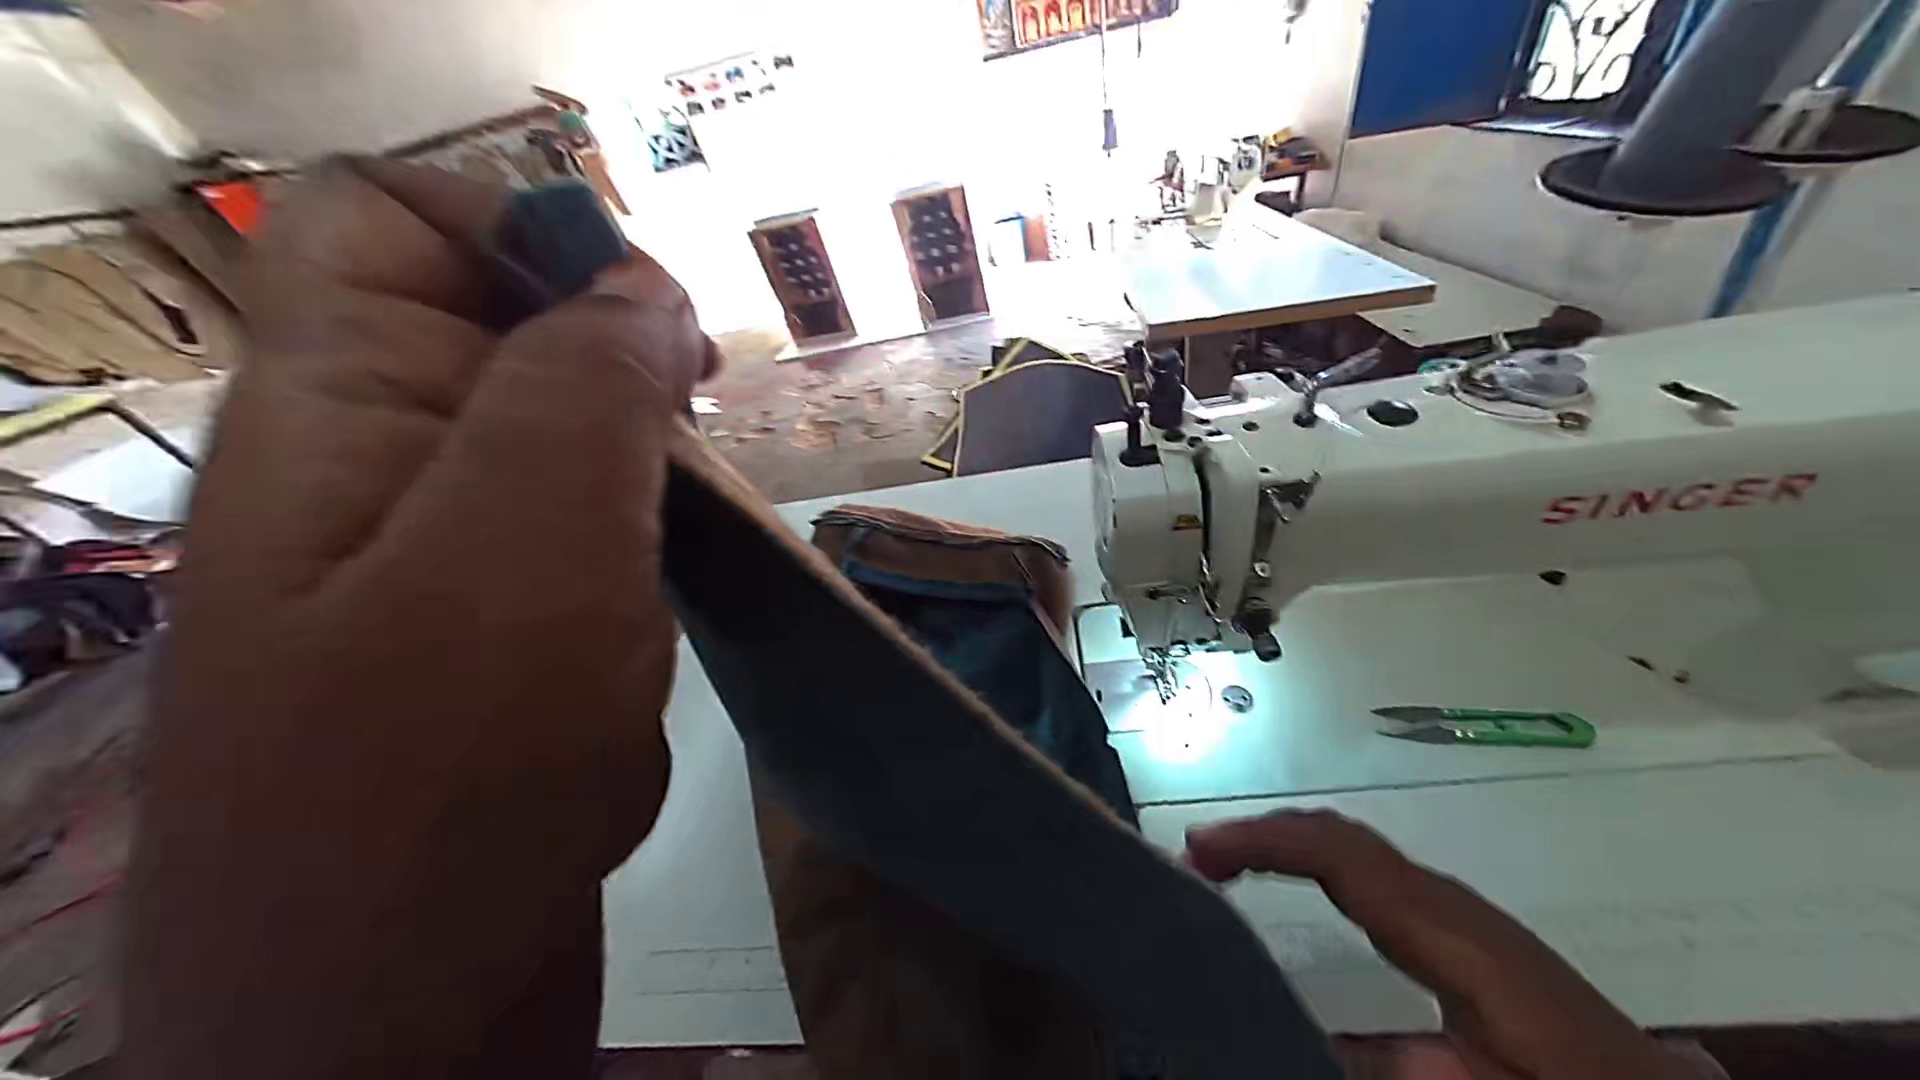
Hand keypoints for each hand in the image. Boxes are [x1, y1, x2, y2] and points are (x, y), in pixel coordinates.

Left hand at [123, 161, 710, 1079]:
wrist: (416, 988)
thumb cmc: (456, 764)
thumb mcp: (528, 544)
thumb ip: (581, 389)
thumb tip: (642, 290)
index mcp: (337, 409)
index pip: (390, 215)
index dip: (522, 228)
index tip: (647, 317)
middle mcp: (377, 456)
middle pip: (491, 317)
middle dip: (609, 340)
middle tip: (699, 408)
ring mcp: (442, 537)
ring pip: (552, 417)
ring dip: (638, 431)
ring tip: (702, 485)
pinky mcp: (503, 604)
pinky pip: (578, 502)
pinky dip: (642, 501)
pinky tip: (682, 547)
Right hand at [1186, 810, 1719, 1079]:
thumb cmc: (1574, 1077)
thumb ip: (1392, 1056)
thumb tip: (1298, 1022)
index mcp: (1451, 932)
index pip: (1340, 856)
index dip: (1262, 841)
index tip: (1198, 850)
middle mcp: (1447, 905)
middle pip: (1339, 838)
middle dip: (1260, 834)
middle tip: (1195, 856)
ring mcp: (1457, 916)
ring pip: (1352, 852)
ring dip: (1283, 847)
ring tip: (1224, 865)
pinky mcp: (1463, 937)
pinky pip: (1369, 880)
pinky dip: (1313, 868)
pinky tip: (1294, 896)